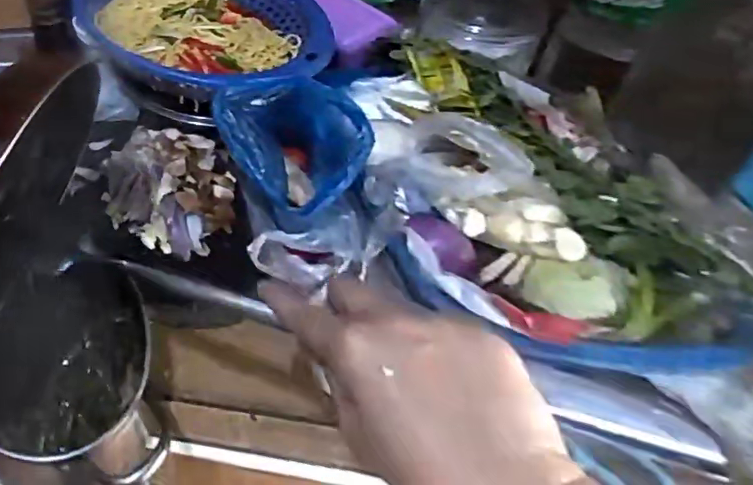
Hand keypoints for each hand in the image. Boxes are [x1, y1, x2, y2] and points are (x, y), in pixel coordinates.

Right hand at [259, 278, 589, 484]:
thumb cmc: (422, 476)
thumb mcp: (359, 437)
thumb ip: (339, 387)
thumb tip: (336, 362)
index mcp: (352, 347)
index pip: (302, 311)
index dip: (281, 298)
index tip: (270, 287)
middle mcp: (389, 320)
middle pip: (349, 287)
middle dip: (344, 306)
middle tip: (356, 337)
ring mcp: (438, 321)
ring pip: (401, 308)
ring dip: (398, 330)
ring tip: (423, 373)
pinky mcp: (482, 332)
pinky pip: (448, 329)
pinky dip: (445, 348)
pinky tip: (463, 385)